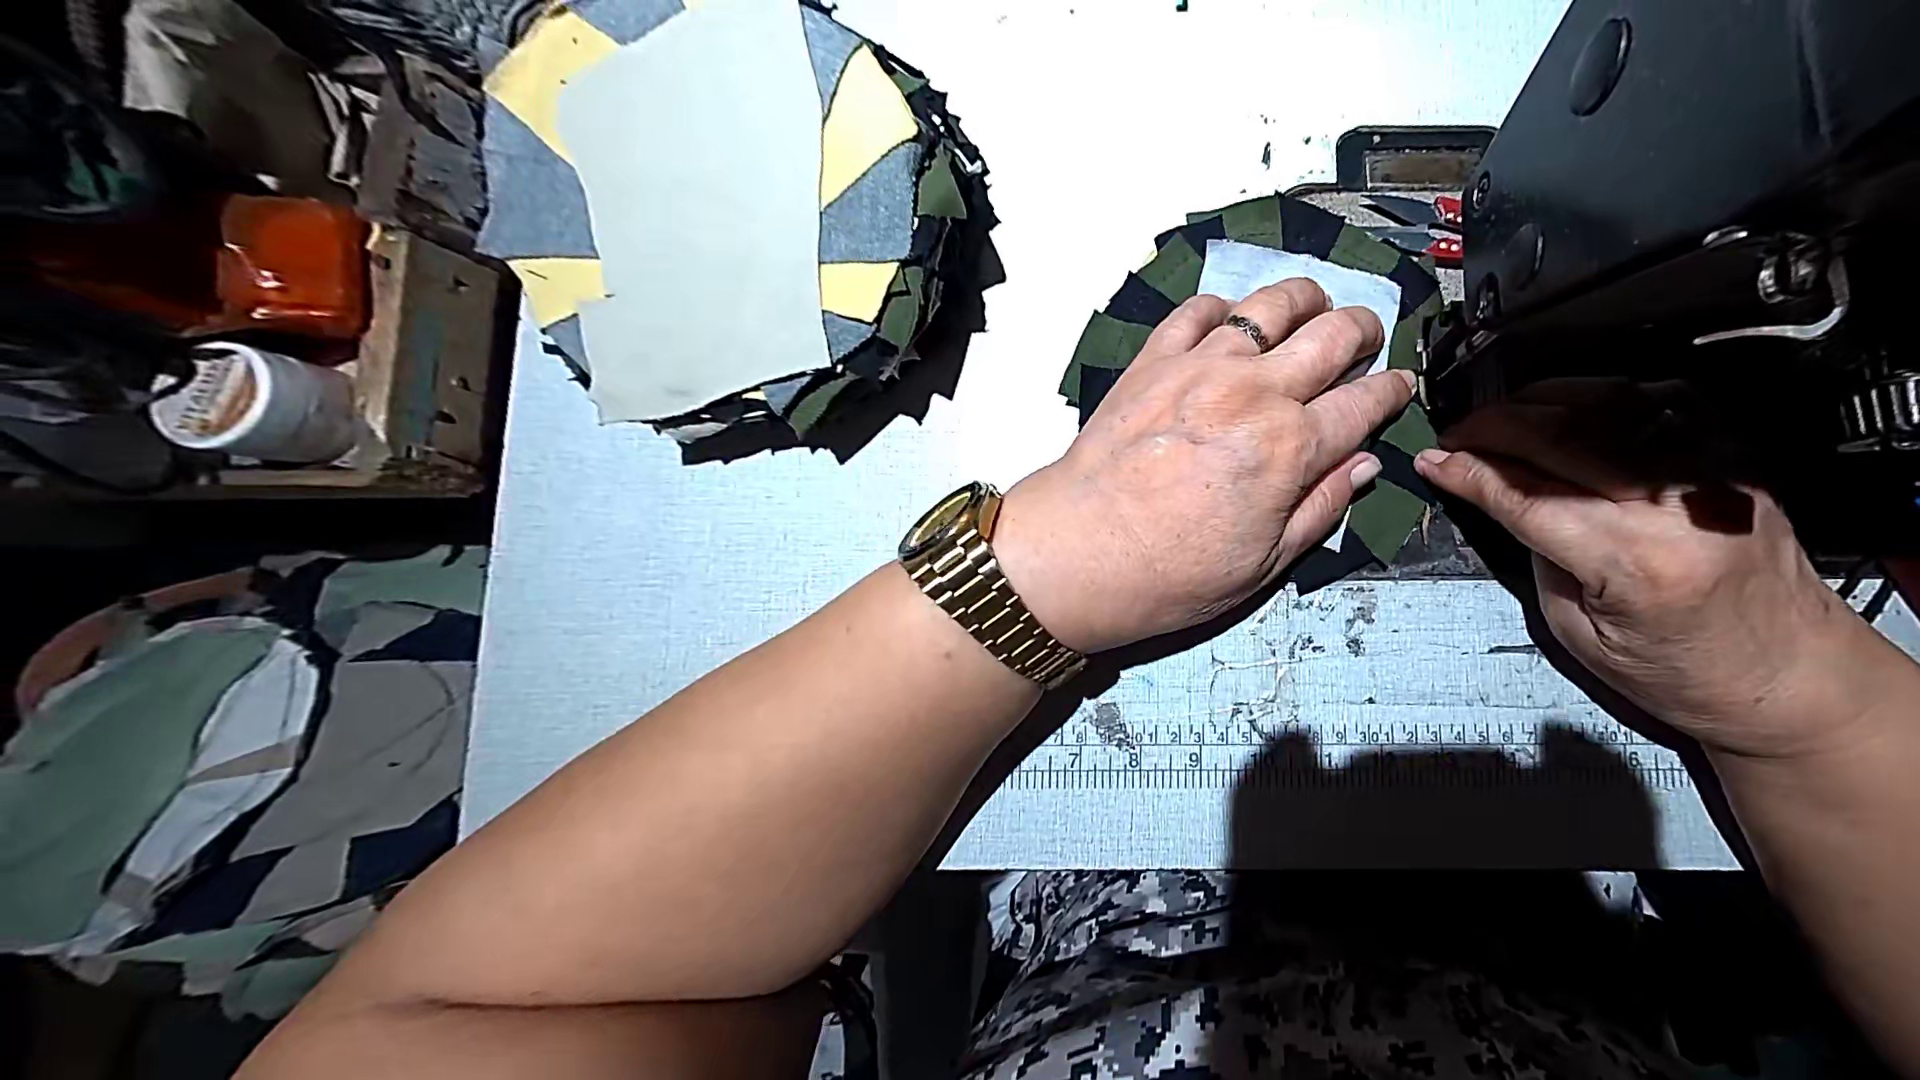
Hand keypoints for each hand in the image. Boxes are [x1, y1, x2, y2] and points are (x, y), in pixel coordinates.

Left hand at [991, 279, 1412, 654]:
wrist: (1078, 552)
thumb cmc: (1166, 573)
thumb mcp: (1263, 563)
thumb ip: (1320, 507)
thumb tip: (1363, 464)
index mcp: (1292, 447)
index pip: (1366, 401)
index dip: (1391, 390)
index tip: (1394, 387)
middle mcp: (1253, 393)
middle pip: (1334, 334)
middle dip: (1362, 330)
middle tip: (1362, 338)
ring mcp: (1198, 370)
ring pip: (1271, 305)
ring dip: (1302, 301)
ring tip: (1308, 310)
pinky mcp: (1150, 364)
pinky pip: (1195, 312)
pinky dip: (1220, 308)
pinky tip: (1227, 322)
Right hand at [1414, 381, 1901, 760]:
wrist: (1794, 676)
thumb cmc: (1677, 668)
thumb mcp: (1573, 624)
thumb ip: (1536, 550)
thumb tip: (1492, 494)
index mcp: (1636, 561)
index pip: (1525, 495)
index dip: (1467, 473)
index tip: (1430, 461)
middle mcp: (1683, 507)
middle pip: (1562, 438)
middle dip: (1491, 428)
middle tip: (1451, 437)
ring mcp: (1718, 476)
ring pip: (1608, 406)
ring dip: (1537, 403)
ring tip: (1496, 418)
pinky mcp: (1734, 462)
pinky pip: (1656, 403)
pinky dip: (1596, 397)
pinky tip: (1560, 408)